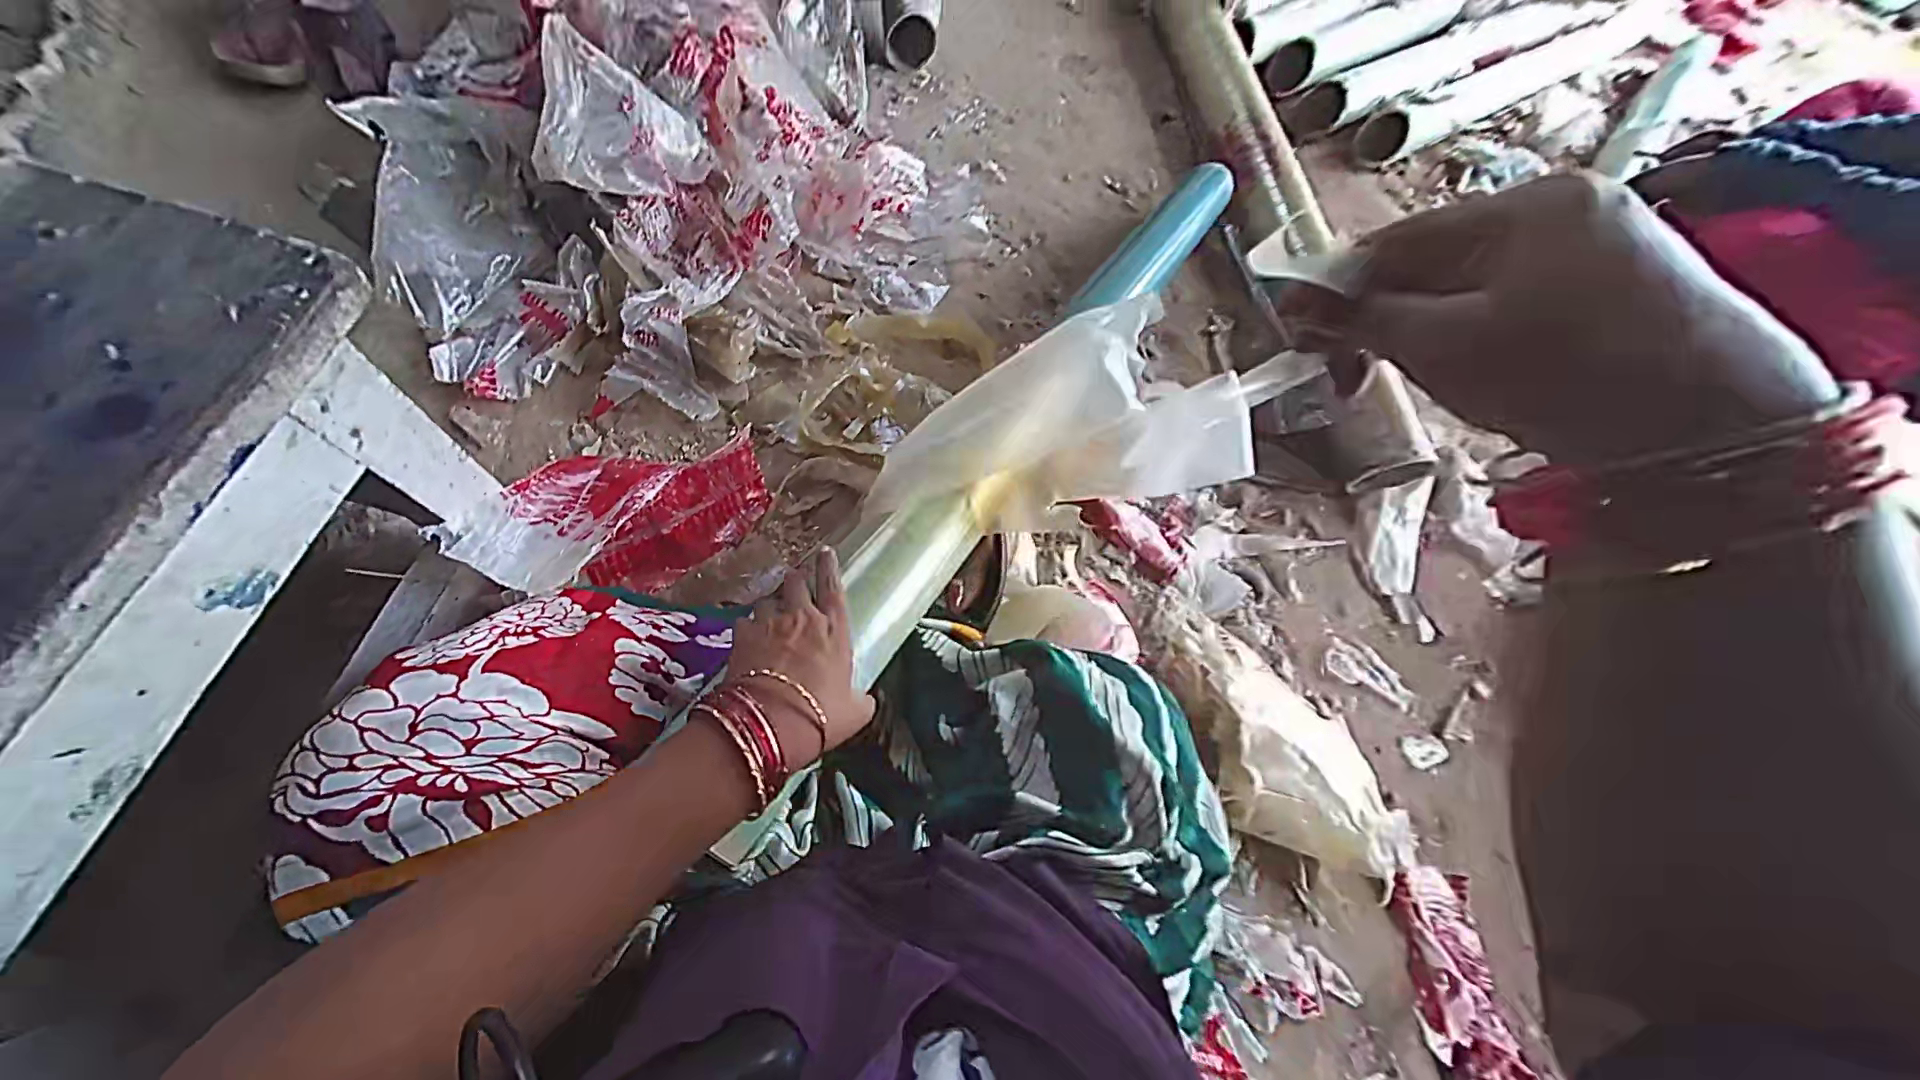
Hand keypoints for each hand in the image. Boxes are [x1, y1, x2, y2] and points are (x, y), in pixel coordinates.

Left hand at [725, 548, 874, 766]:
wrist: (772, 723)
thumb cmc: (821, 715)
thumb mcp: (854, 712)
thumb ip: (862, 700)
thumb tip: (867, 702)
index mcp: (834, 630)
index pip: (833, 587)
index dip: (830, 567)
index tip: (826, 552)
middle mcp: (802, 618)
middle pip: (796, 582)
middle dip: (795, 580)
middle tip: (794, 585)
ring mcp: (770, 624)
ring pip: (767, 600)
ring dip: (770, 605)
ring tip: (769, 616)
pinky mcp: (742, 636)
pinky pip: (744, 622)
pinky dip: (747, 627)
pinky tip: (747, 638)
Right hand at [1342, 173, 1839, 464]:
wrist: (1714, 427)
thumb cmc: (1564, 375)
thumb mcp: (1442, 346)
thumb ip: (1362, 319)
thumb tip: (1293, 302)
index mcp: (1524, 207)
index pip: (1394, 241)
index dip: (1337, 290)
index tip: (1299, 338)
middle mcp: (1558, 211)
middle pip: (1427, 265)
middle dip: (1378, 320)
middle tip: (1346, 376)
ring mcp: (1586, 247)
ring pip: (1458, 289)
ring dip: (1415, 334)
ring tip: (1402, 380)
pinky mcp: (1601, 287)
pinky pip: (1498, 304)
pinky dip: (1460, 338)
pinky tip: (1458, 372)